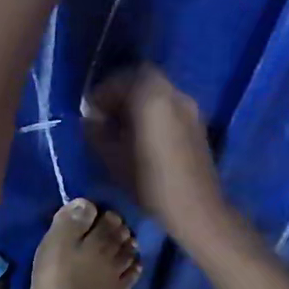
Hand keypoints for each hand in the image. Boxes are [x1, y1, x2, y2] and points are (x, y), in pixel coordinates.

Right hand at [83, 65, 227, 235]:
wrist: (197, 209)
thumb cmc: (150, 183)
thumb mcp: (113, 159)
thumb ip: (97, 133)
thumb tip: (90, 120)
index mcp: (152, 97)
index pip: (121, 79)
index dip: (102, 93)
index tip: (90, 112)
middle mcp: (174, 95)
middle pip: (142, 80)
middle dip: (121, 93)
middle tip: (106, 115)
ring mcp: (190, 109)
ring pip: (158, 92)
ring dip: (138, 102)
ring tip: (122, 127)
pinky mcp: (198, 124)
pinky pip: (170, 106)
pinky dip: (154, 112)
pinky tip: (143, 136)